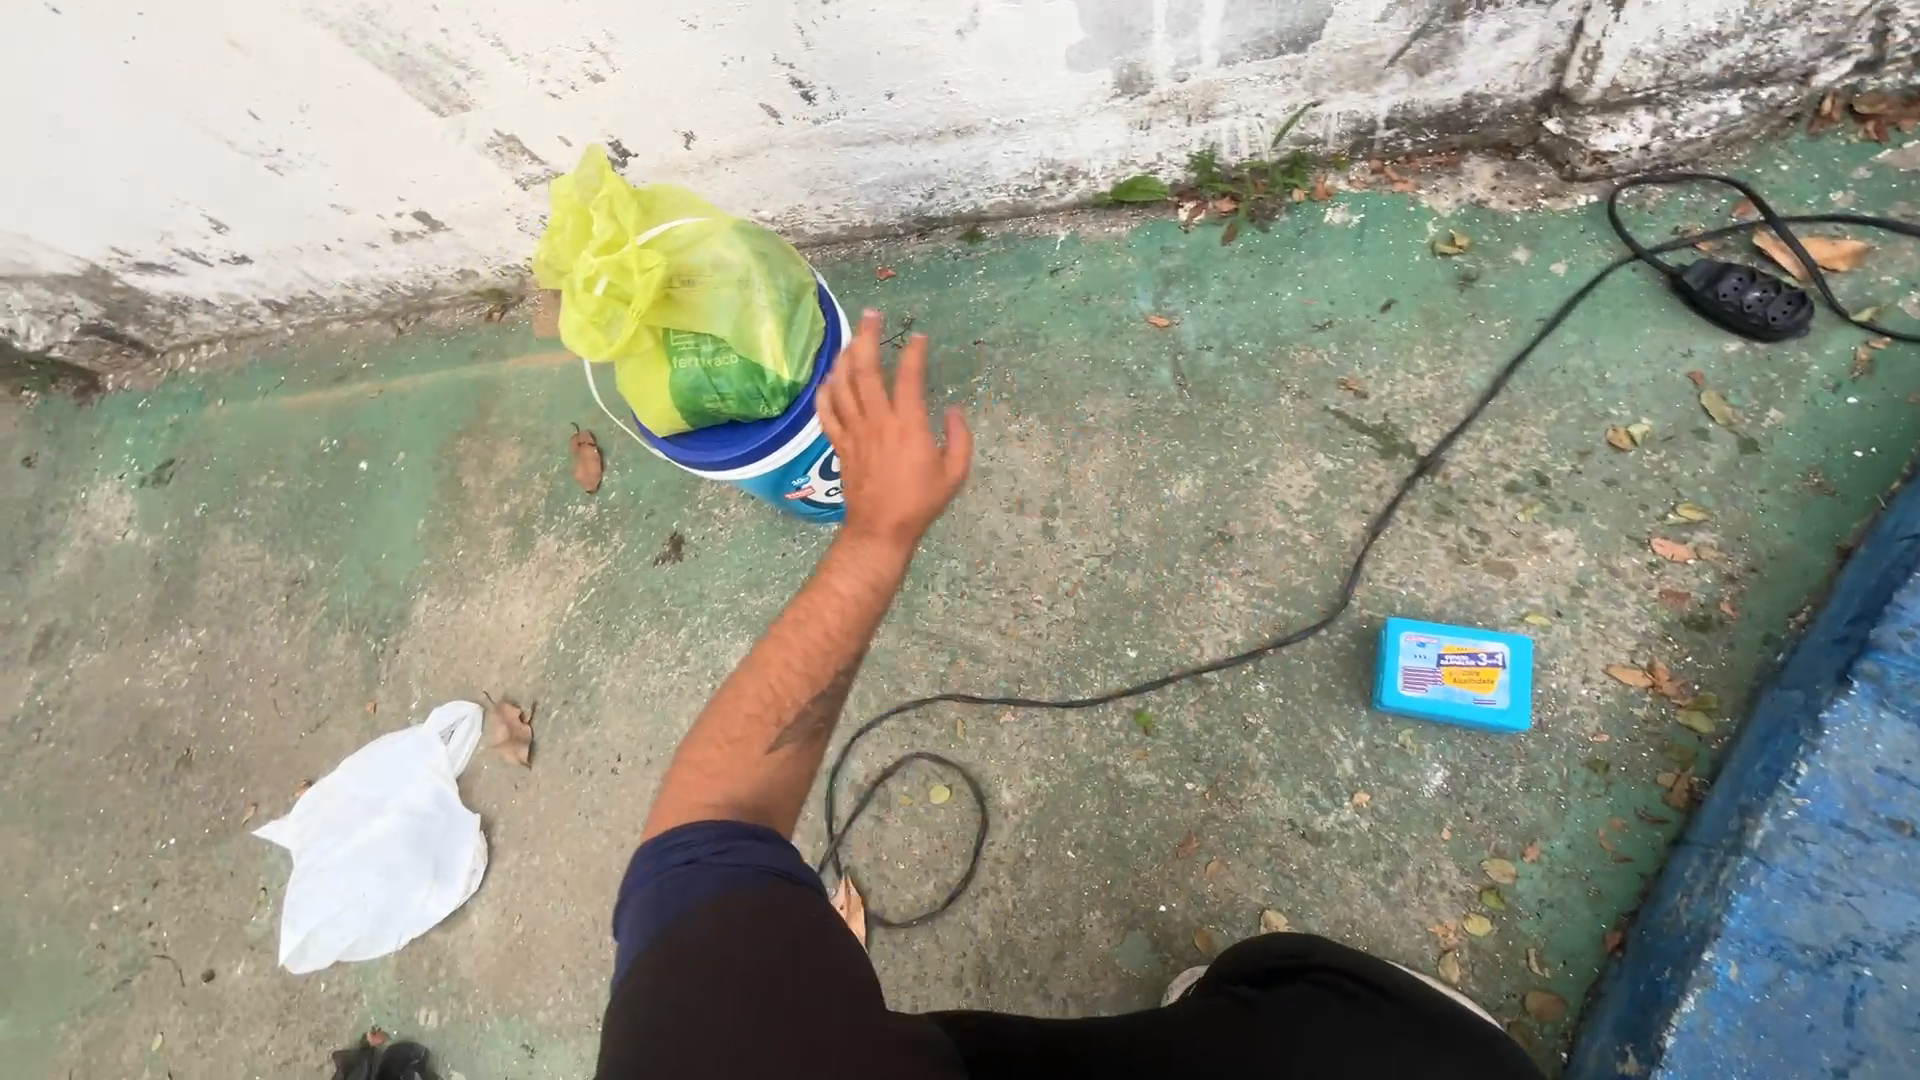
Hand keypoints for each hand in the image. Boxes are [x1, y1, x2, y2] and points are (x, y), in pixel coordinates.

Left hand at [816, 310, 972, 551]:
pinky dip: (826, 391)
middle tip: (871, 315)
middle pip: (865, 369)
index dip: (913, 352)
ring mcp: (854, 432)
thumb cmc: (921, 502)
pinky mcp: (839, 445)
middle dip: (867, 336)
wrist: (881, 529)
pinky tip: (829, 378)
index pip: (909, 377)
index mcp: (909, 425)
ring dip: (844, 356)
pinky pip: (827, 411)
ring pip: (842, 384)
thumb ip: (960, 438)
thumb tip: (954, 410)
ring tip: (850, 339)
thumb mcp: (955, 473)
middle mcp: (878, 421)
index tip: (918, 337)